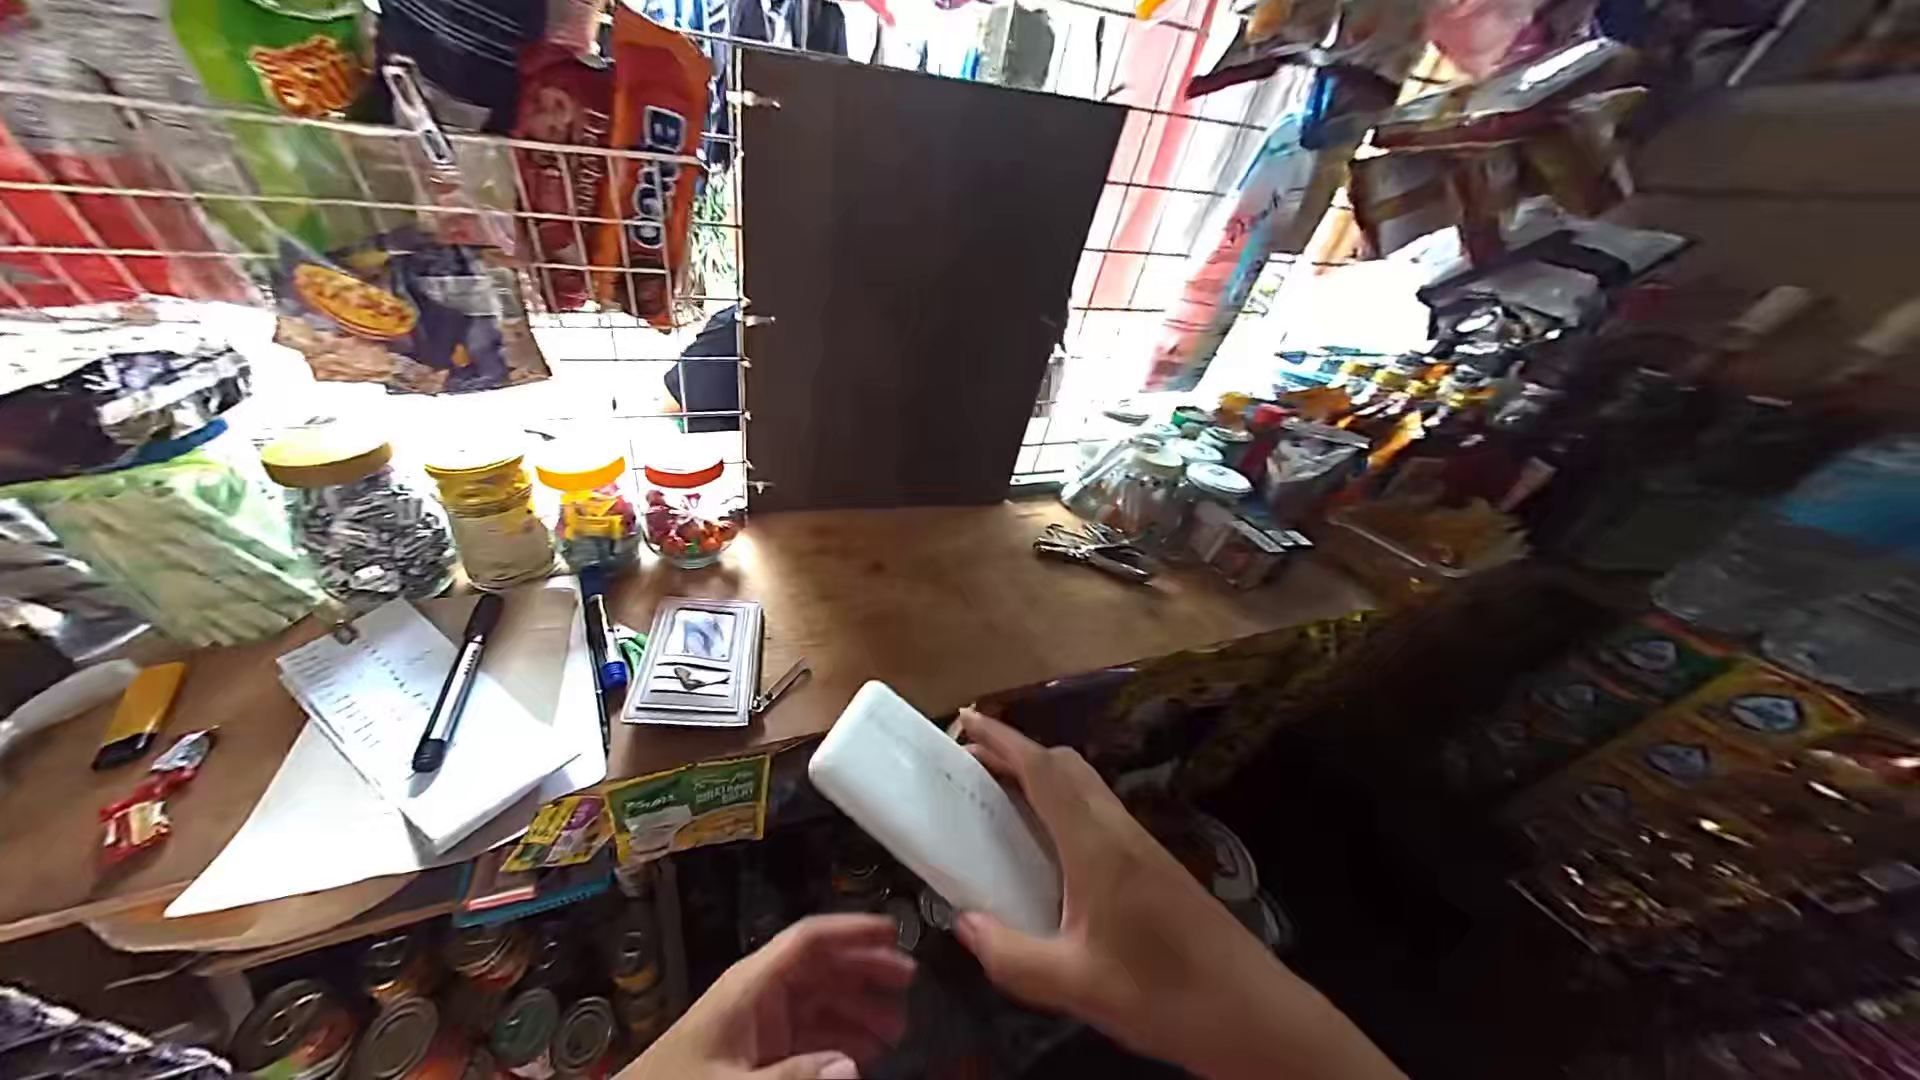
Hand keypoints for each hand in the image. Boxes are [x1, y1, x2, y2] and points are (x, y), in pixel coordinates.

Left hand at [623, 914, 914, 1079]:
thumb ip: (790, 1078)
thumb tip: (853, 1067)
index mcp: (753, 983)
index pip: (809, 939)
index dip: (851, 929)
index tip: (890, 931)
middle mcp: (765, 993)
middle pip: (825, 965)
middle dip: (866, 969)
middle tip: (908, 980)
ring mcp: (766, 1023)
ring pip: (825, 999)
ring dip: (861, 1007)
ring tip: (898, 1024)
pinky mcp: (766, 1051)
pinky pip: (815, 1033)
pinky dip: (844, 1038)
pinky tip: (867, 1052)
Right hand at [954, 709, 1404, 1079]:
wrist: (1255, 1012)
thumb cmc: (1166, 994)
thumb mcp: (1079, 985)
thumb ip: (1013, 956)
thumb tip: (963, 922)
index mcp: (1094, 844)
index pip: (1042, 770)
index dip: (1002, 737)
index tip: (966, 718)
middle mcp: (1115, 827)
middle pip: (1062, 763)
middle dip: (1016, 750)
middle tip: (972, 764)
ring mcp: (1137, 838)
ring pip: (1081, 781)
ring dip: (1039, 772)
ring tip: (1001, 795)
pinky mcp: (1148, 856)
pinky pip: (1093, 805)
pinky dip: (1059, 798)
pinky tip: (1046, 839)